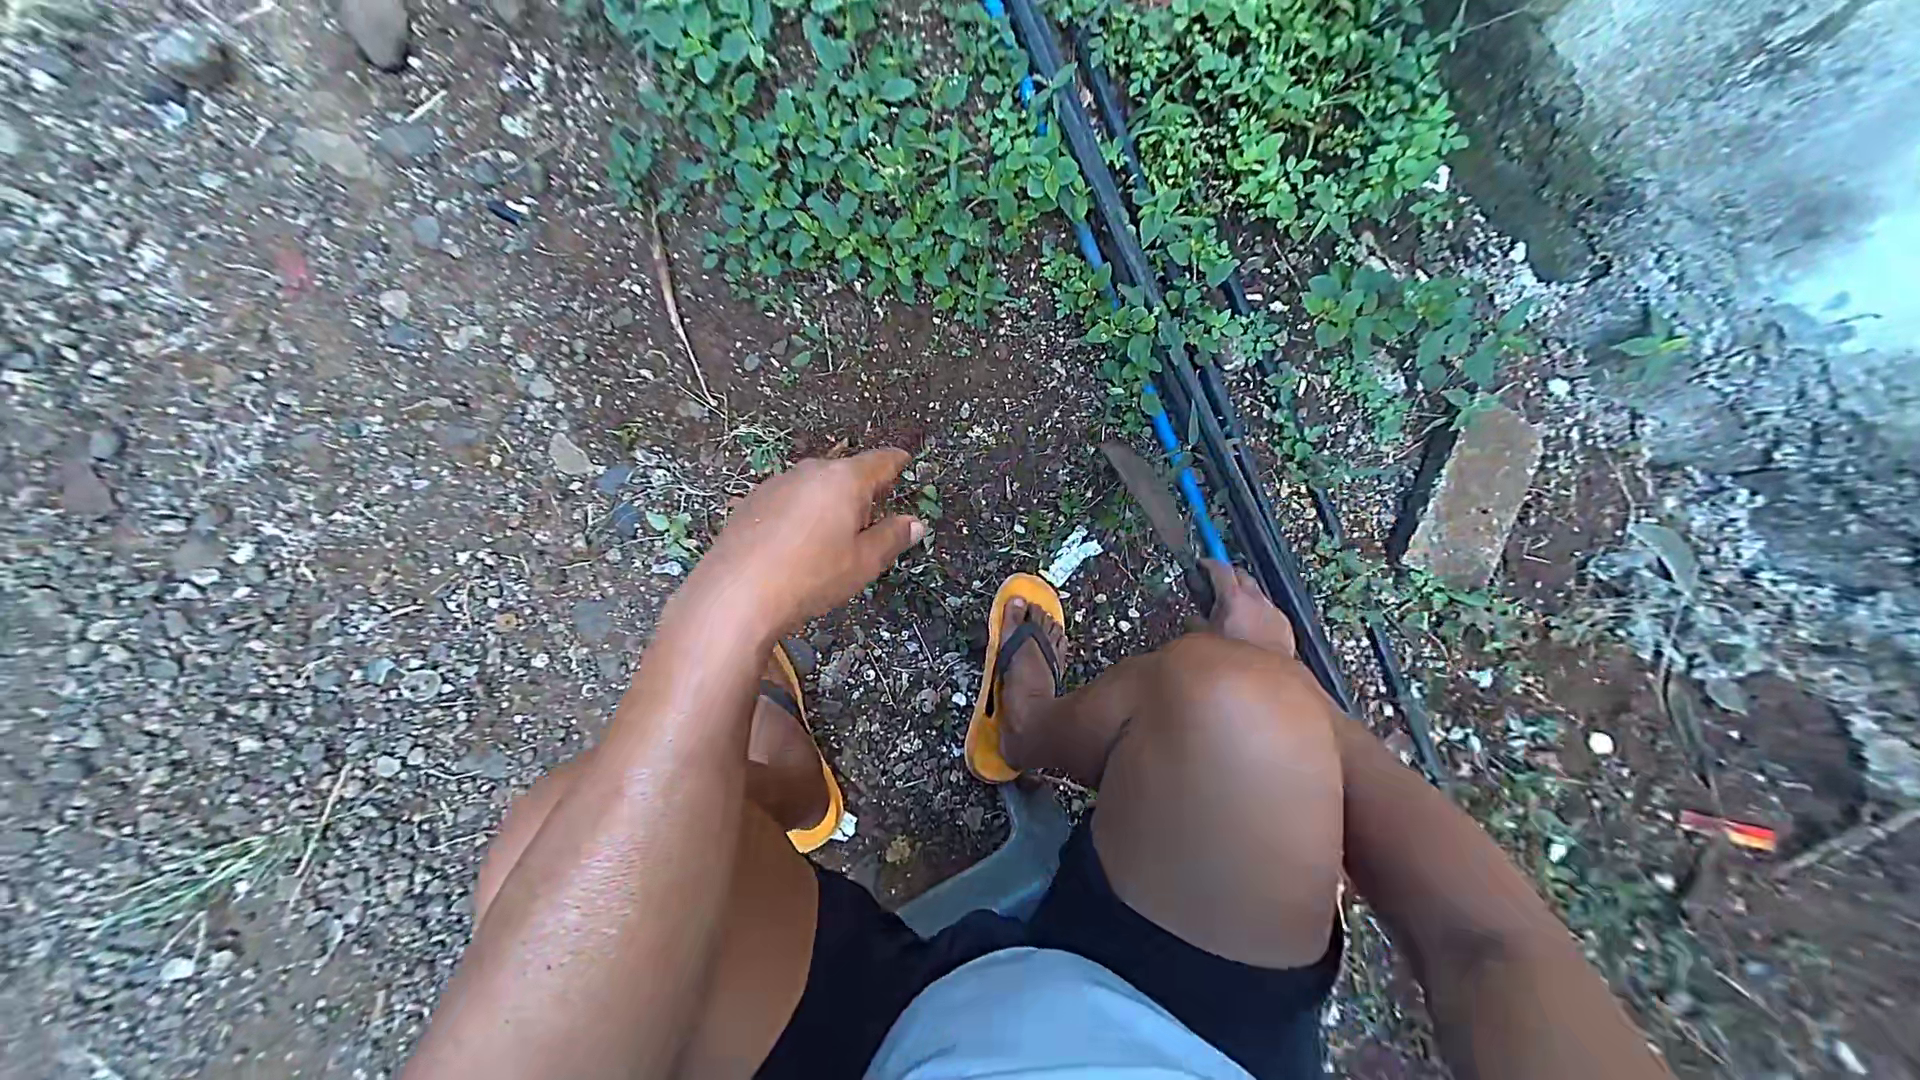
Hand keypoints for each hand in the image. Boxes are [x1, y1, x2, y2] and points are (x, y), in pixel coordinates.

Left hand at [684, 448, 923, 635]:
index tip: (905, 462)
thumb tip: (914, 523)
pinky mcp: (751, 502)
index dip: (897, 463)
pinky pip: (788, 500)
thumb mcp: (864, 563)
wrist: (736, 594)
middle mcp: (810, 471)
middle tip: (870, 523)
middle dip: (862, 492)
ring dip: (829, 504)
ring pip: (814, 487)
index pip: (880, 461)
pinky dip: (801, 514)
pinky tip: (796, 546)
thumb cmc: (811, 577)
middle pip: (846, 473)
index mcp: (844, 479)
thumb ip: (892, 537)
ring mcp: (776, 484)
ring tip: (831, 541)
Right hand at [1201, 559, 1295, 656]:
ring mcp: (1271, 611)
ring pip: (1256, 593)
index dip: (1209, 563)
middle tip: (1218, 583)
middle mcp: (1255, 599)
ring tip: (1234, 609)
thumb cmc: (1234, 657)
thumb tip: (1193, 620)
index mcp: (1233, 597)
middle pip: (1242, 575)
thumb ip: (1196, 622)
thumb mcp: (1203, 637)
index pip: (1220, 568)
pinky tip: (1251, 626)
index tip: (1203, 564)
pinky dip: (1259, 613)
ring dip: (1245, 596)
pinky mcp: (1283, 625)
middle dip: (1229, 576)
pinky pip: (1269, 611)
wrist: (1265, 677)